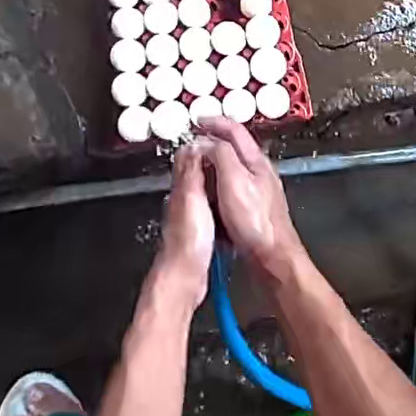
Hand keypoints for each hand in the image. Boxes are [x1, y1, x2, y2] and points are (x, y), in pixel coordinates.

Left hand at [152, 141, 215, 306]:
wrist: (184, 278)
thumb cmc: (188, 243)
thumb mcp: (191, 198)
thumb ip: (192, 171)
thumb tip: (194, 144)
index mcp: (182, 189)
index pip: (188, 157)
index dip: (202, 145)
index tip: (216, 137)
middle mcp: (184, 201)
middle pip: (197, 173)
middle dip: (212, 163)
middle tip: (228, 154)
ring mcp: (191, 218)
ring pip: (205, 192)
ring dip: (217, 184)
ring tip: (233, 178)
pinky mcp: (200, 234)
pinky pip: (212, 213)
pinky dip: (221, 207)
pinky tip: (231, 210)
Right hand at [194, 117, 306, 281]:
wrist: (273, 258)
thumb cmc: (258, 224)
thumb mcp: (234, 181)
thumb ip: (220, 155)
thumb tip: (205, 142)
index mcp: (256, 162)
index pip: (234, 130)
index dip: (214, 122)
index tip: (198, 121)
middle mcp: (259, 173)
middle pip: (234, 147)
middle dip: (211, 141)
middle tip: (193, 141)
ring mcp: (257, 191)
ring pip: (232, 168)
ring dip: (213, 163)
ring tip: (197, 166)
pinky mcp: (253, 209)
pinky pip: (231, 188)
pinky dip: (216, 185)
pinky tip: (209, 196)